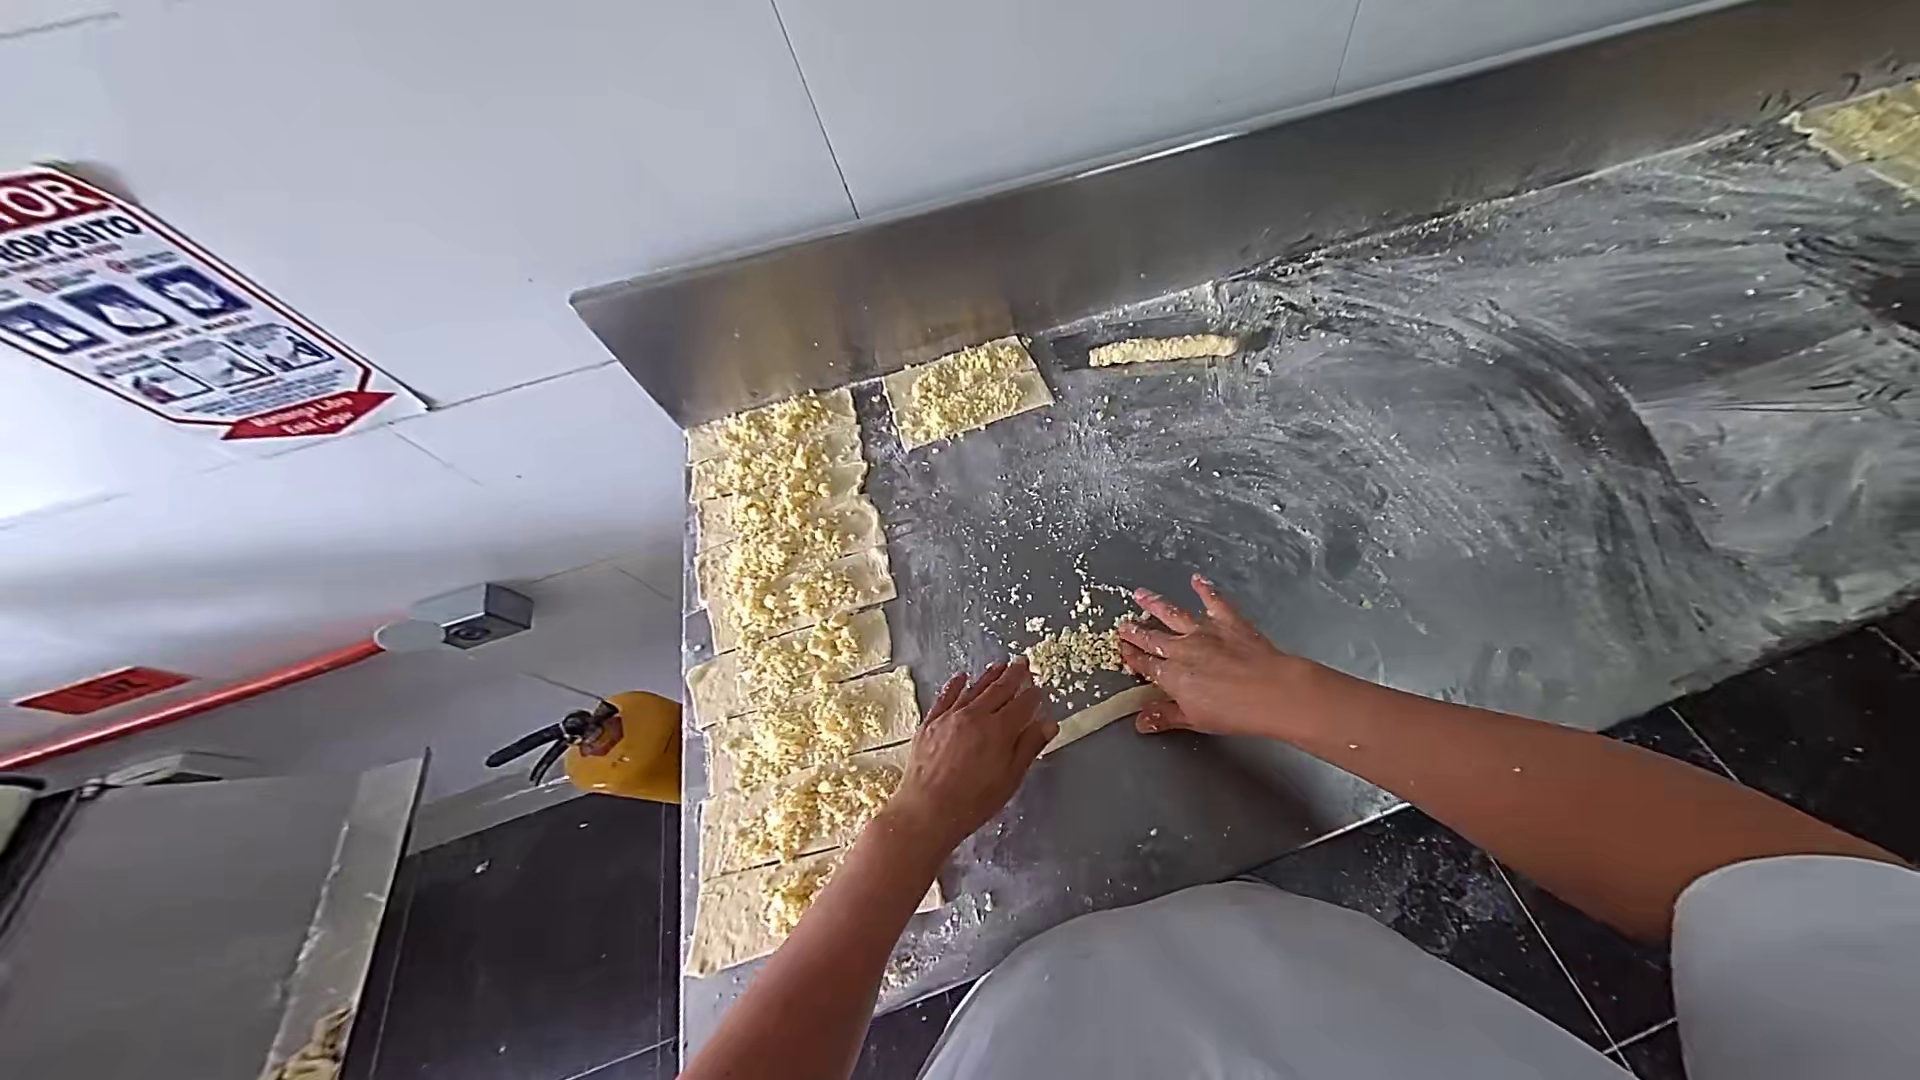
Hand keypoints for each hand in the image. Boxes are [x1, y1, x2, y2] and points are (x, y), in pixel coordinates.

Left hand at [885, 658, 1056, 855]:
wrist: (927, 810)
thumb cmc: (972, 802)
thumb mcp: (1010, 779)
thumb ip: (1029, 747)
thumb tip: (1048, 724)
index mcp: (999, 730)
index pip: (1022, 705)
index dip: (1032, 696)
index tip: (1038, 688)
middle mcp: (975, 716)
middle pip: (999, 689)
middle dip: (1013, 675)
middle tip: (1022, 662)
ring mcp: (950, 716)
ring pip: (974, 689)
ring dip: (988, 675)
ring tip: (999, 665)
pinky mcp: (931, 722)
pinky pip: (945, 697)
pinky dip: (954, 685)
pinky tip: (961, 677)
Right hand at [1117, 574, 1317, 738]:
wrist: (1272, 691)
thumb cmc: (1235, 711)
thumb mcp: (1195, 721)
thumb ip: (1165, 716)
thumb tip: (1139, 721)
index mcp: (1171, 674)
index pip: (1145, 663)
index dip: (1131, 656)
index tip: (1121, 649)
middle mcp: (1182, 648)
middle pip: (1152, 637)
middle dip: (1135, 631)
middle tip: (1123, 624)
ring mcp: (1204, 631)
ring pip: (1173, 614)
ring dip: (1155, 604)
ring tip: (1141, 595)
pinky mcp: (1228, 621)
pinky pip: (1213, 601)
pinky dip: (1204, 589)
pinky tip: (1197, 579)